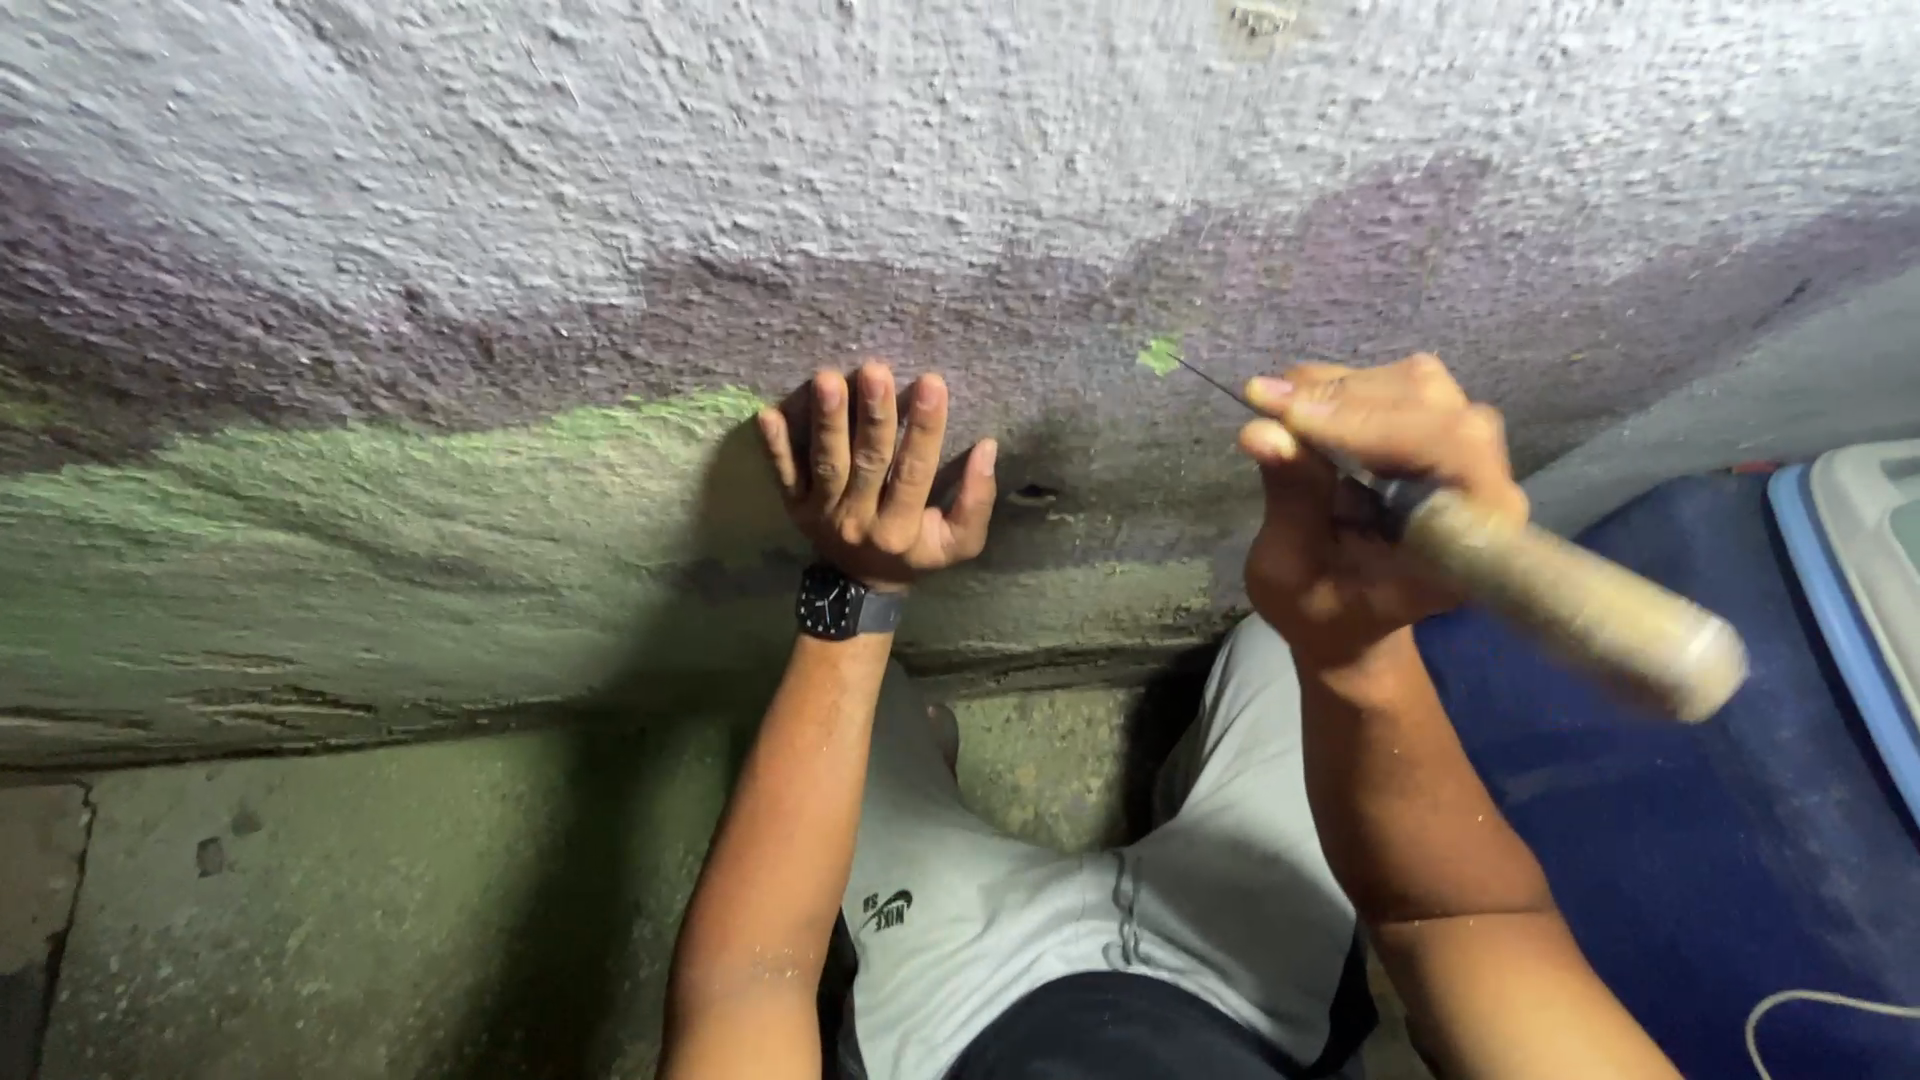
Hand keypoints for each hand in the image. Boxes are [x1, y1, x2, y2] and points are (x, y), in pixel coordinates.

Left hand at [757, 362, 997, 592]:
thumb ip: (977, 501)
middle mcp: (859, 521)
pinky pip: (783, 475)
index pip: (914, 473)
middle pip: (868, 462)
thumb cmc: (915, 554)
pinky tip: (769, 415)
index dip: (924, 430)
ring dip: (827, 422)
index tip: (932, 384)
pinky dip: (775, 447)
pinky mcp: (795, 506)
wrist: (861, 586)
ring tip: (828, 380)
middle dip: (873, 416)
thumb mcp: (957, 543)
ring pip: (826, 464)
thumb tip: (987, 448)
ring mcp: (822, 513)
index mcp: (901, 530)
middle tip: (875, 370)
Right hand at [1236, 353, 1527, 671]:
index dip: (1369, 423)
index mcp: (1463, 542)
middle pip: (1432, 407)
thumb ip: (1289, 502)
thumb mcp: (1287, 572)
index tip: (1290, 419)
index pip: (1446, 451)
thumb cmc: (1319, 611)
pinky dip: (1343, 387)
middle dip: (1344, 399)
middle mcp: (1481, 488)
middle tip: (1267, 401)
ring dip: (1342, 388)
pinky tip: (1297, 403)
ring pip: (1418, 386)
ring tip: (1278, 404)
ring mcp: (1464, 457)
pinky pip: (1401, 387)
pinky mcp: (1435, 437)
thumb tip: (1262, 430)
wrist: (1345, 621)